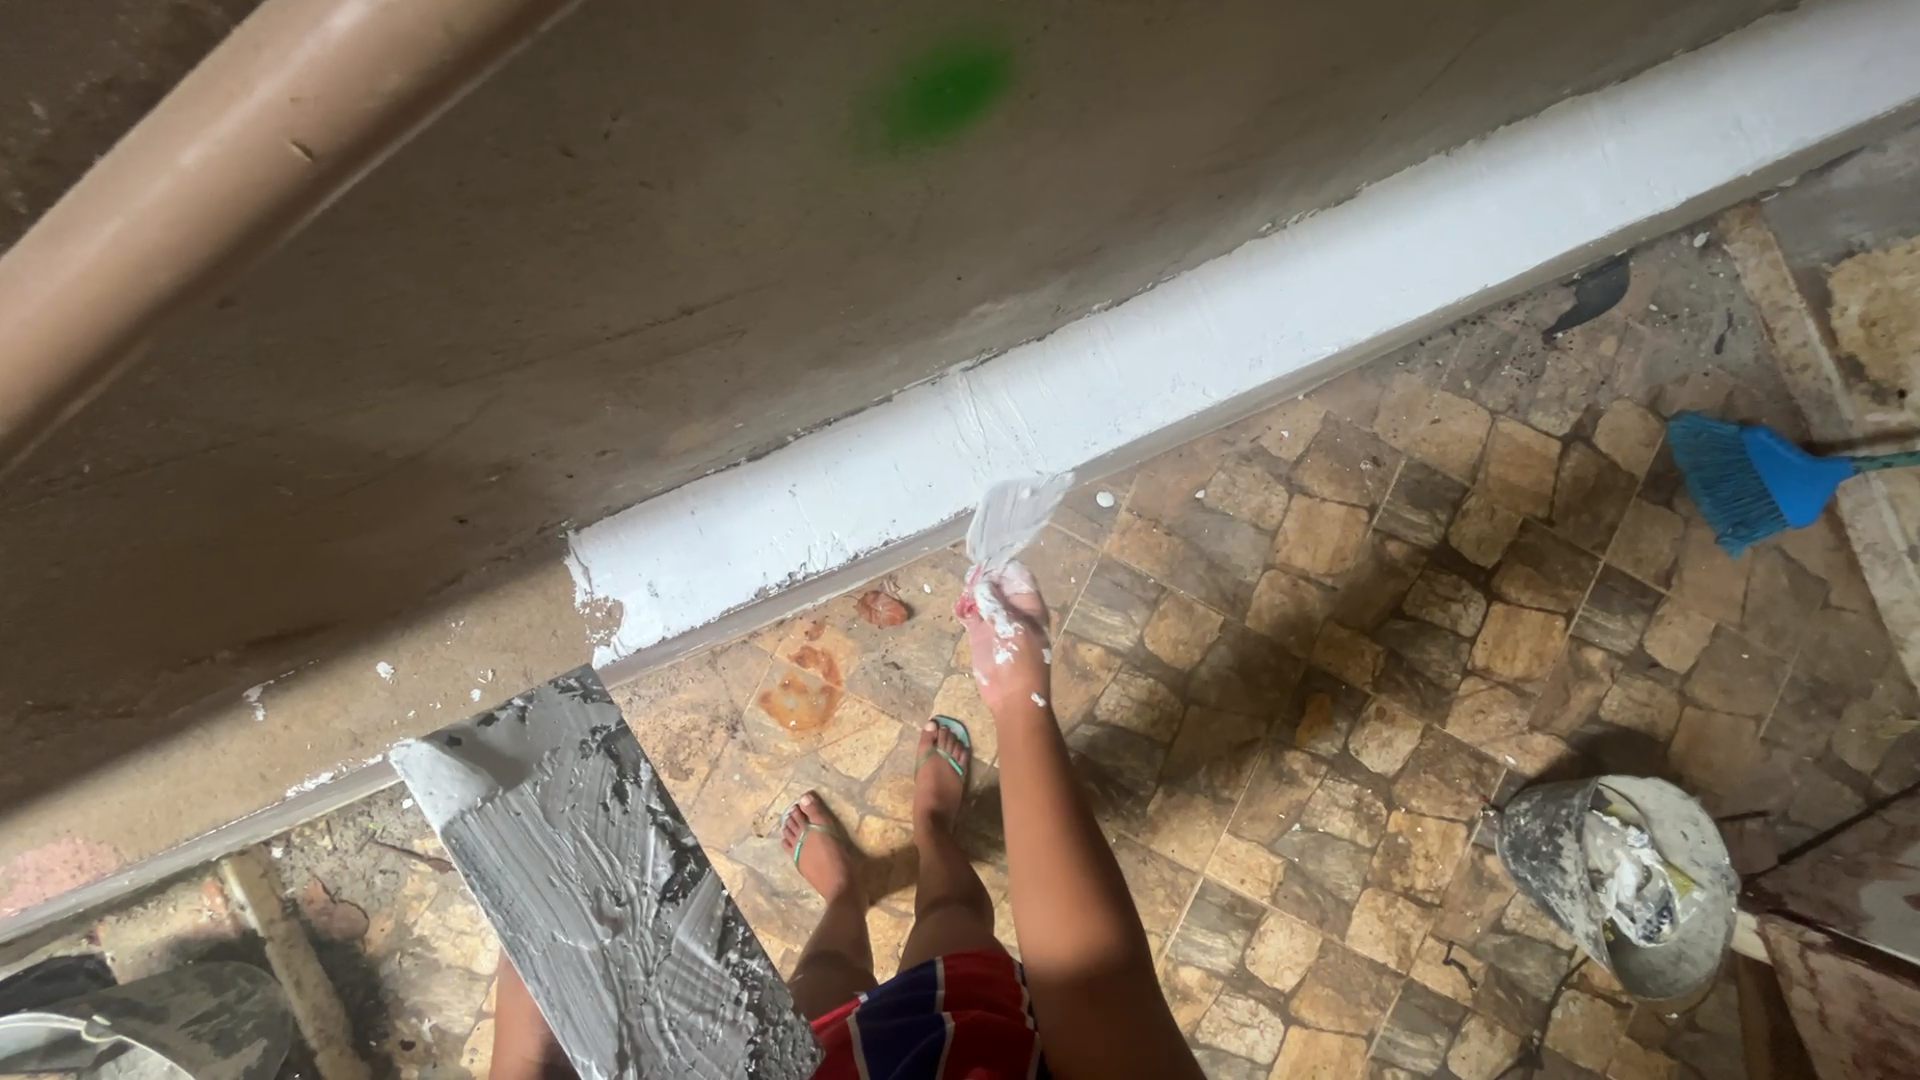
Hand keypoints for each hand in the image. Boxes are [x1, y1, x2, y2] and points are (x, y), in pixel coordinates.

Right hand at [956, 561, 1052, 715]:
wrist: (1012, 697)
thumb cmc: (1020, 663)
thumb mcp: (1011, 628)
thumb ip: (996, 604)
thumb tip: (981, 585)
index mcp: (1029, 606)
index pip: (1017, 576)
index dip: (1002, 568)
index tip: (985, 566)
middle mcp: (1012, 609)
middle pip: (997, 583)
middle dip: (983, 578)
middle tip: (970, 579)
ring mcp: (996, 620)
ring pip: (982, 596)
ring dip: (971, 592)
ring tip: (965, 596)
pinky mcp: (981, 633)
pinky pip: (971, 613)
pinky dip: (964, 608)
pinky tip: (960, 610)